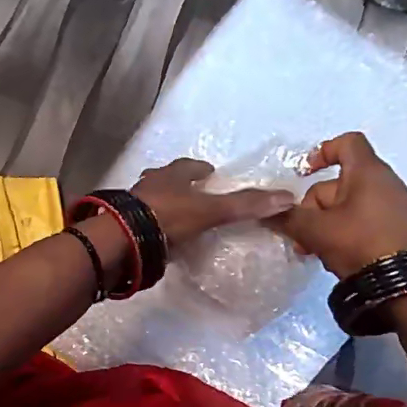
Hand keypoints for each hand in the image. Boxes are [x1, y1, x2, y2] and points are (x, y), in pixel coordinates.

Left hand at [128, 158, 295, 245]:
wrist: (123, 240)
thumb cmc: (168, 217)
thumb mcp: (210, 211)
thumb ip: (244, 206)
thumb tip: (287, 197)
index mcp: (170, 176)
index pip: (188, 166)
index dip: (199, 169)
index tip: (208, 172)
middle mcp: (148, 185)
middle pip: (164, 179)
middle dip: (176, 184)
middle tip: (189, 192)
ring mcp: (130, 205)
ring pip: (148, 198)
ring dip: (159, 203)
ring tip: (172, 215)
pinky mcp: (120, 226)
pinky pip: (137, 221)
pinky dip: (147, 224)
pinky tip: (154, 236)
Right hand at [274, 132, 406, 275]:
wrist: (404, 282)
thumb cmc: (360, 242)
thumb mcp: (315, 230)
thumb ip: (287, 218)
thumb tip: (265, 211)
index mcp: (367, 172)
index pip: (346, 143)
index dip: (321, 152)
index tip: (302, 174)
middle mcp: (382, 183)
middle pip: (336, 183)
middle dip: (312, 206)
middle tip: (299, 232)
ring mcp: (389, 206)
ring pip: (344, 206)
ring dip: (322, 224)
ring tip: (310, 249)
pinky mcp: (392, 228)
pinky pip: (358, 221)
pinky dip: (339, 232)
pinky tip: (328, 254)